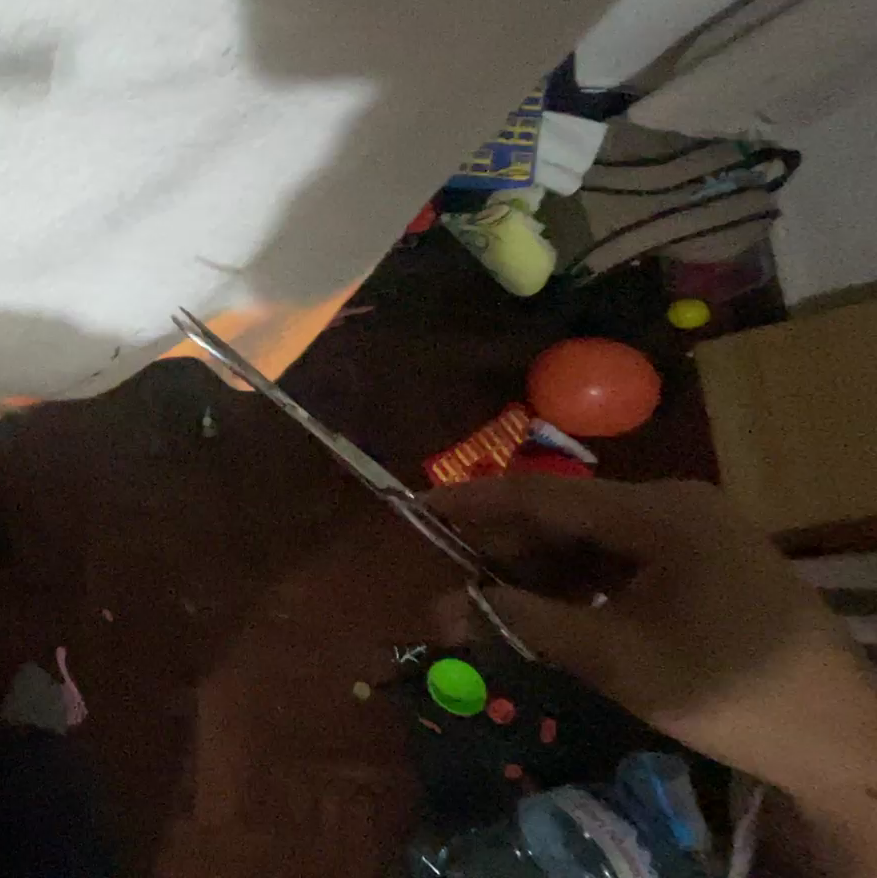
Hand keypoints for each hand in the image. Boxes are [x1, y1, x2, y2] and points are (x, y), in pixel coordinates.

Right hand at [430, 477, 876, 803]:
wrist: (853, 750)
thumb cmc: (731, 695)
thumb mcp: (613, 658)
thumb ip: (517, 621)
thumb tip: (434, 608)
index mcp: (662, 514)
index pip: (539, 494)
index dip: (469, 502)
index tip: (412, 510)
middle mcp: (673, 504)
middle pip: (557, 513)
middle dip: (502, 548)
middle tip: (455, 583)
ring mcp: (689, 528)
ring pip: (578, 534)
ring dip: (534, 567)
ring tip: (498, 604)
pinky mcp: (695, 554)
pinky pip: (609, 552)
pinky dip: (571, 577)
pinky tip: (552, 608)